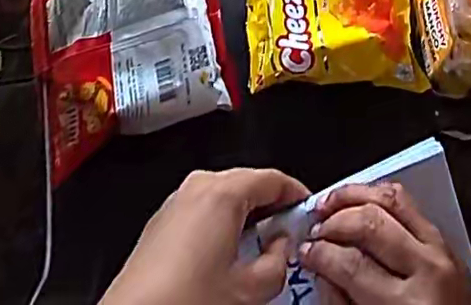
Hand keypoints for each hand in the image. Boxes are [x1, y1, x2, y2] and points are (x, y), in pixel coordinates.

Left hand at [100, 168, 310, 304]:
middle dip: (270, 207)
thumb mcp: (248, 291)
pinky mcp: (163, 218)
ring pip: (225, 195)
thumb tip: (281, 249)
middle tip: (288, 234)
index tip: (307, 210)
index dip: (295, 194)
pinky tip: (227, 256)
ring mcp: (178, 199)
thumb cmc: (185, 302)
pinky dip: (221, 223)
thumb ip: (277, 264)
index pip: (273, 179)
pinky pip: (203, 208)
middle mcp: (199, 185)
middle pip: (248, 183)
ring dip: (246, 216)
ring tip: (259, 250)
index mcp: (224, 192)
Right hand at [298, 183, 470, 304]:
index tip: (304, 253)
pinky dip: (379, 193)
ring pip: (389, 200)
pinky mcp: (446, 241)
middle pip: (369, 224)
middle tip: (314, 229)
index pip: (353, 265)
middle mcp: (427, 271)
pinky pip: (408, 201)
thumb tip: (323, 272)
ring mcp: (440, 250)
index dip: (321, 255)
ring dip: (353, 196)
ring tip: (329, 203)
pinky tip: (360, 199)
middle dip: (334, 222)